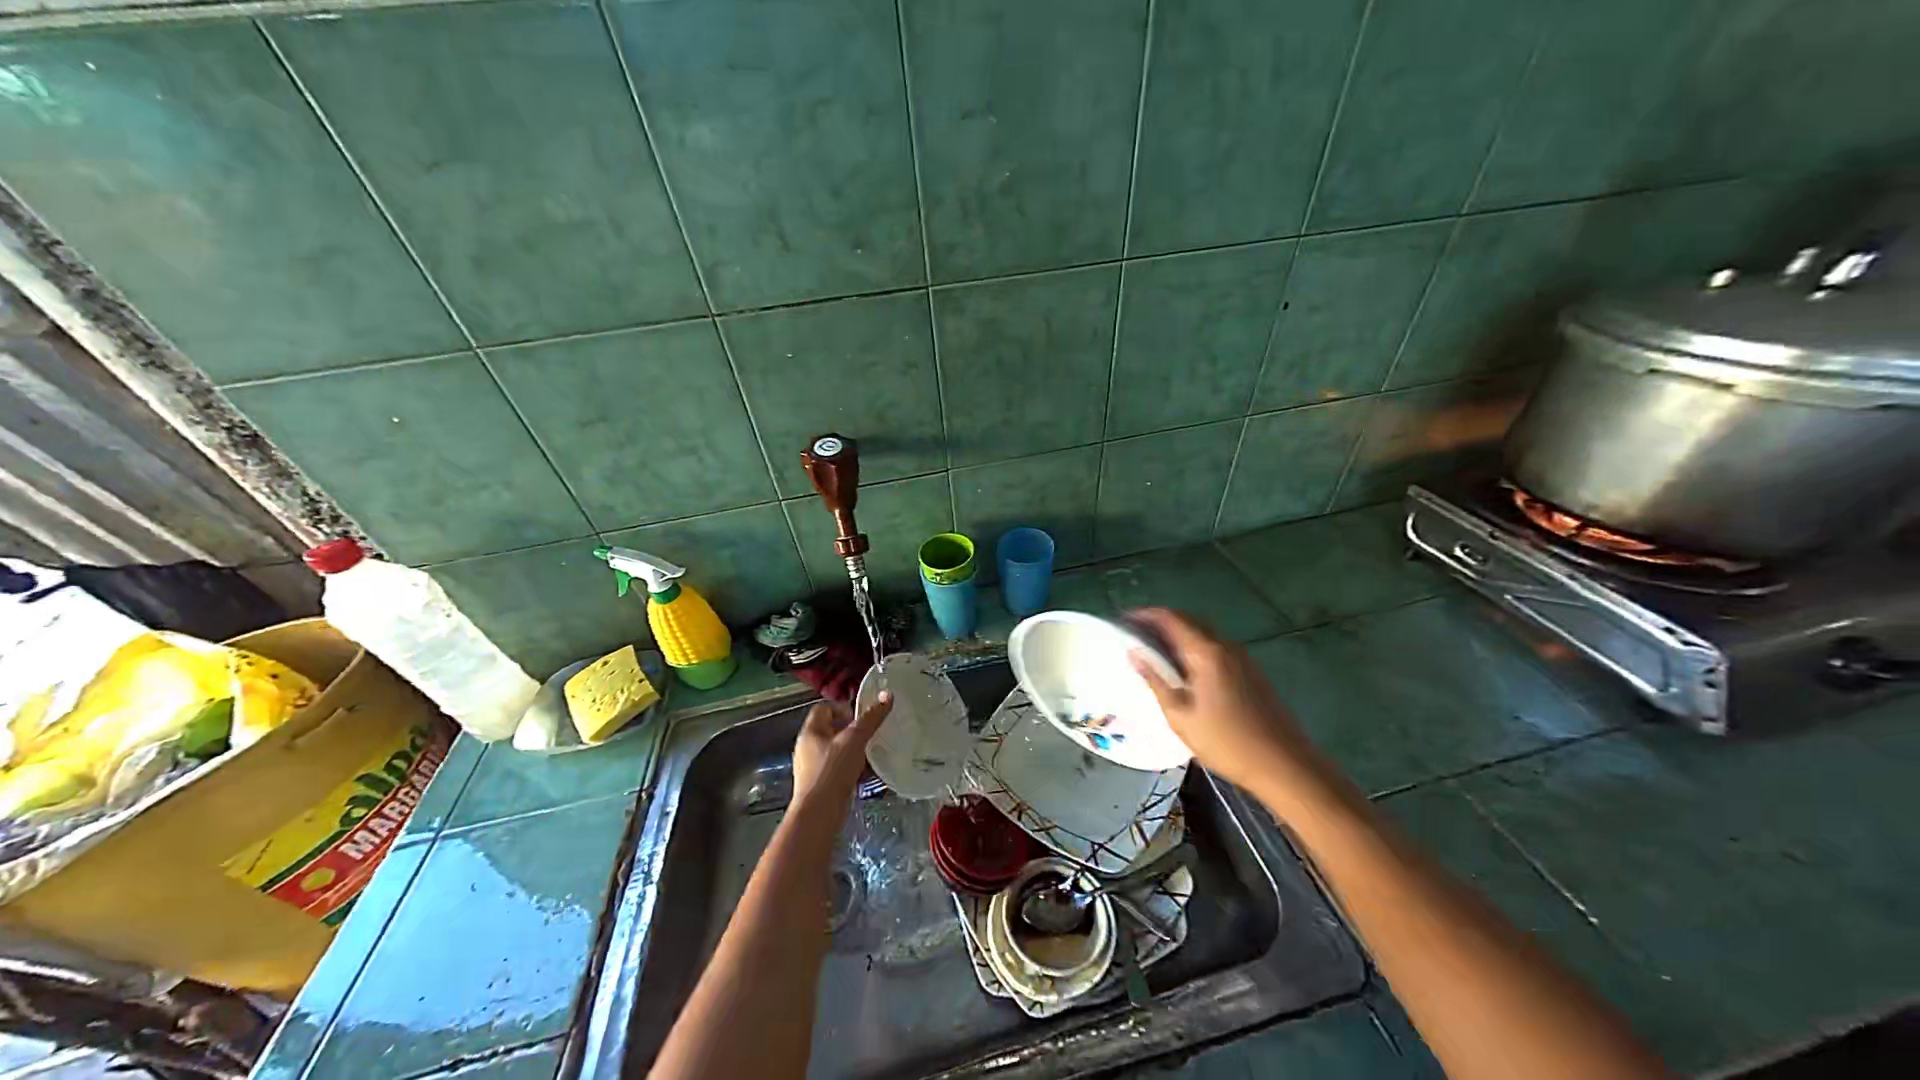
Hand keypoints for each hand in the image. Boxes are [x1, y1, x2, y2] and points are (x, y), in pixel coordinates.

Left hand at [791, 691, 891, 805]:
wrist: (820, 813)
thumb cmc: (833, 771)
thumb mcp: (855, 740)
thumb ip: (871, 718)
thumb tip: (887, 696)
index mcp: (810, 731)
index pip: (824, 708)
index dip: (843, 708)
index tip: (862, 717)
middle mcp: (808, 747)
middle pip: (832, 730)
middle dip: (853, 731)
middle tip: (870, 735)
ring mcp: (813, 767)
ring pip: (838, 751)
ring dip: (855, 751)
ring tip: (872, 754)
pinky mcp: (821, 785)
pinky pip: (839, 770)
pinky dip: (853, 769)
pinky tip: (867, 774)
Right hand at [1127, 608, 1341, 804]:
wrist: (1283, 765)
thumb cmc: (1226, 742)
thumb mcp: (1180, 715)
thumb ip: (1156, 680)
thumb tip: (1134, 654)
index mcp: (1206, 652)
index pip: (1171, 618)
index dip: (1145, 615)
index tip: (1124, 621)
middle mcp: (1225, 646)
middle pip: (1188, 621)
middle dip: (1160, 623)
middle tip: (1135, 636)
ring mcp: (1242, 658)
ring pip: (1204, 634)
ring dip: (1178, 636)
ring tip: (1154, 653)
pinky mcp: (1251, 672)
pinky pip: (1216, 648)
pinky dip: (1194, 649)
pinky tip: (1184, 670)